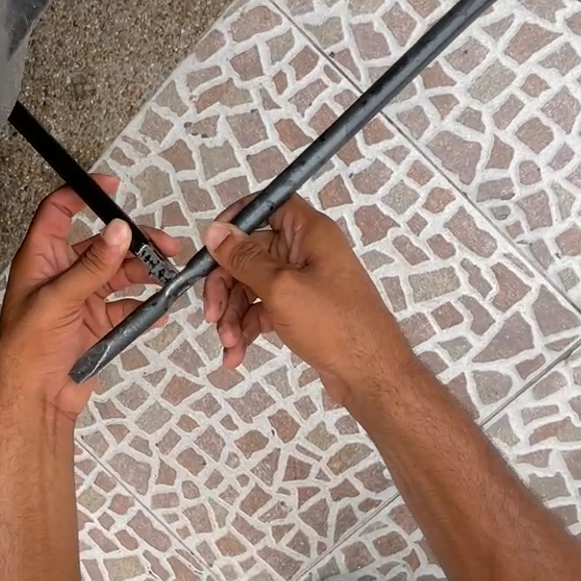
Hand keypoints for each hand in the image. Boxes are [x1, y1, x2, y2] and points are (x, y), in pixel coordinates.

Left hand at [0, 179, 179, 419]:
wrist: (37, 399)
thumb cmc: (29, 349)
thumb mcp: (59, 300)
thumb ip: (92, 266)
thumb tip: (119, 230)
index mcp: (41, 260)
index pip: (59, 213)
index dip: (82, 195)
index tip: (113, 186)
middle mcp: (62, 275)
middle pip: (101, 244)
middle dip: (133, 243)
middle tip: (164, 246)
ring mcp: (81, 300)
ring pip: (118, 275)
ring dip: (144, 273)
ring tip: (169, 276)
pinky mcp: (96, 324)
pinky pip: (125, 308)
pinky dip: (144, 307)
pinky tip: (160, 309)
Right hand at [201, 195, 415, 407]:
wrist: (368, 374)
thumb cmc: (334, 324)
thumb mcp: (281, 287)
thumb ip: (244, 259)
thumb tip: (215, 232)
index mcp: (309, 233)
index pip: (270, 206)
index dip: (239, 219)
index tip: (213, 245)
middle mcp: (306, 252)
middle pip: (251, 254)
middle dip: (226, 285)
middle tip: (212, 313)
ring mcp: (303, 283)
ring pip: (253, 287)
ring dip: (234, 314)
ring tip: (228, 343)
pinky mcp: (300, 311)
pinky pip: (263, 311)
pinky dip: (247, 329)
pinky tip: (236, 354)